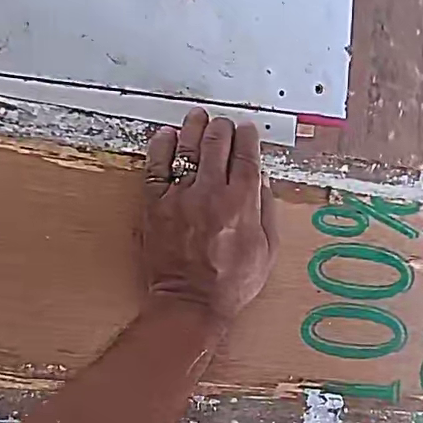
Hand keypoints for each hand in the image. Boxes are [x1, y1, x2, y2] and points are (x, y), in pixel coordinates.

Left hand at [141, 108, 278, 325]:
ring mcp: (180, 197)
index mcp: (242, 202)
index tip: (247, 131)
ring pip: (187, 147)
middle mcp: (211, 193)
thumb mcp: (266, 251)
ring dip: (194, 128)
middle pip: (217, 143)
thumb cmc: (230, 284)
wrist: (190, 303)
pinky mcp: (156, 205)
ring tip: (197, 119)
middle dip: (223, 128)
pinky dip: (162, 146)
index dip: (248, 137)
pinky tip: (167, 136)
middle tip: (223, 126)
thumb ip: (266, 212)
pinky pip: (156, 166)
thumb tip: (261, 182)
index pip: (246, 155)